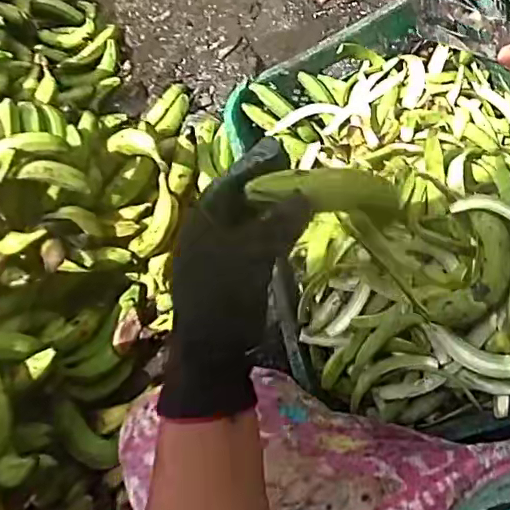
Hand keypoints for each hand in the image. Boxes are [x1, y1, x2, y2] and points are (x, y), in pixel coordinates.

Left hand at [159, 138, 312, 420]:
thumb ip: (281, 221)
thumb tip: (306, 194)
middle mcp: (205, 232)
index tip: (284, 157)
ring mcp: (214, 255)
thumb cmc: (226, 294)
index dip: (257, 168)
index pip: (231, 182)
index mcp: (203, 220)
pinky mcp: (226, 275)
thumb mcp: (256, 253)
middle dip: (267, 190)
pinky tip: (287, 237)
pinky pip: (250, 244)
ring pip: (246, 223)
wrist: (212, 351)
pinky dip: (269, 235)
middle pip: (239, 202)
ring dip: (270, 213)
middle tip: (297, 181)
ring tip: (298, 205)